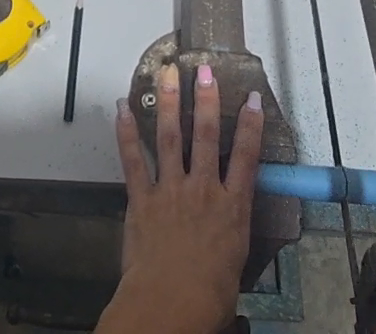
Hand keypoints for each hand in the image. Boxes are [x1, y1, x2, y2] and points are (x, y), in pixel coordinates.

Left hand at [95, 62, 263, 333]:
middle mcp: (202, 189)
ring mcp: (170, 190)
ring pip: (170, 137)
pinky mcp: (141, 198)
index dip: (251, 125)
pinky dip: (126, 132)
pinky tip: (122, 107)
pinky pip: (132, 159)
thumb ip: (232, 231)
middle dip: (205, 99)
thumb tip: (231, 225)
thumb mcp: (235, 260)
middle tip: (204, 69)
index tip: (253, 98)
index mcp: (231, 207)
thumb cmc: (209, 295)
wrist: (170, 305)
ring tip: (167, 73)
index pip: (246, 157)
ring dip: (169, 102)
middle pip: (206, 135)